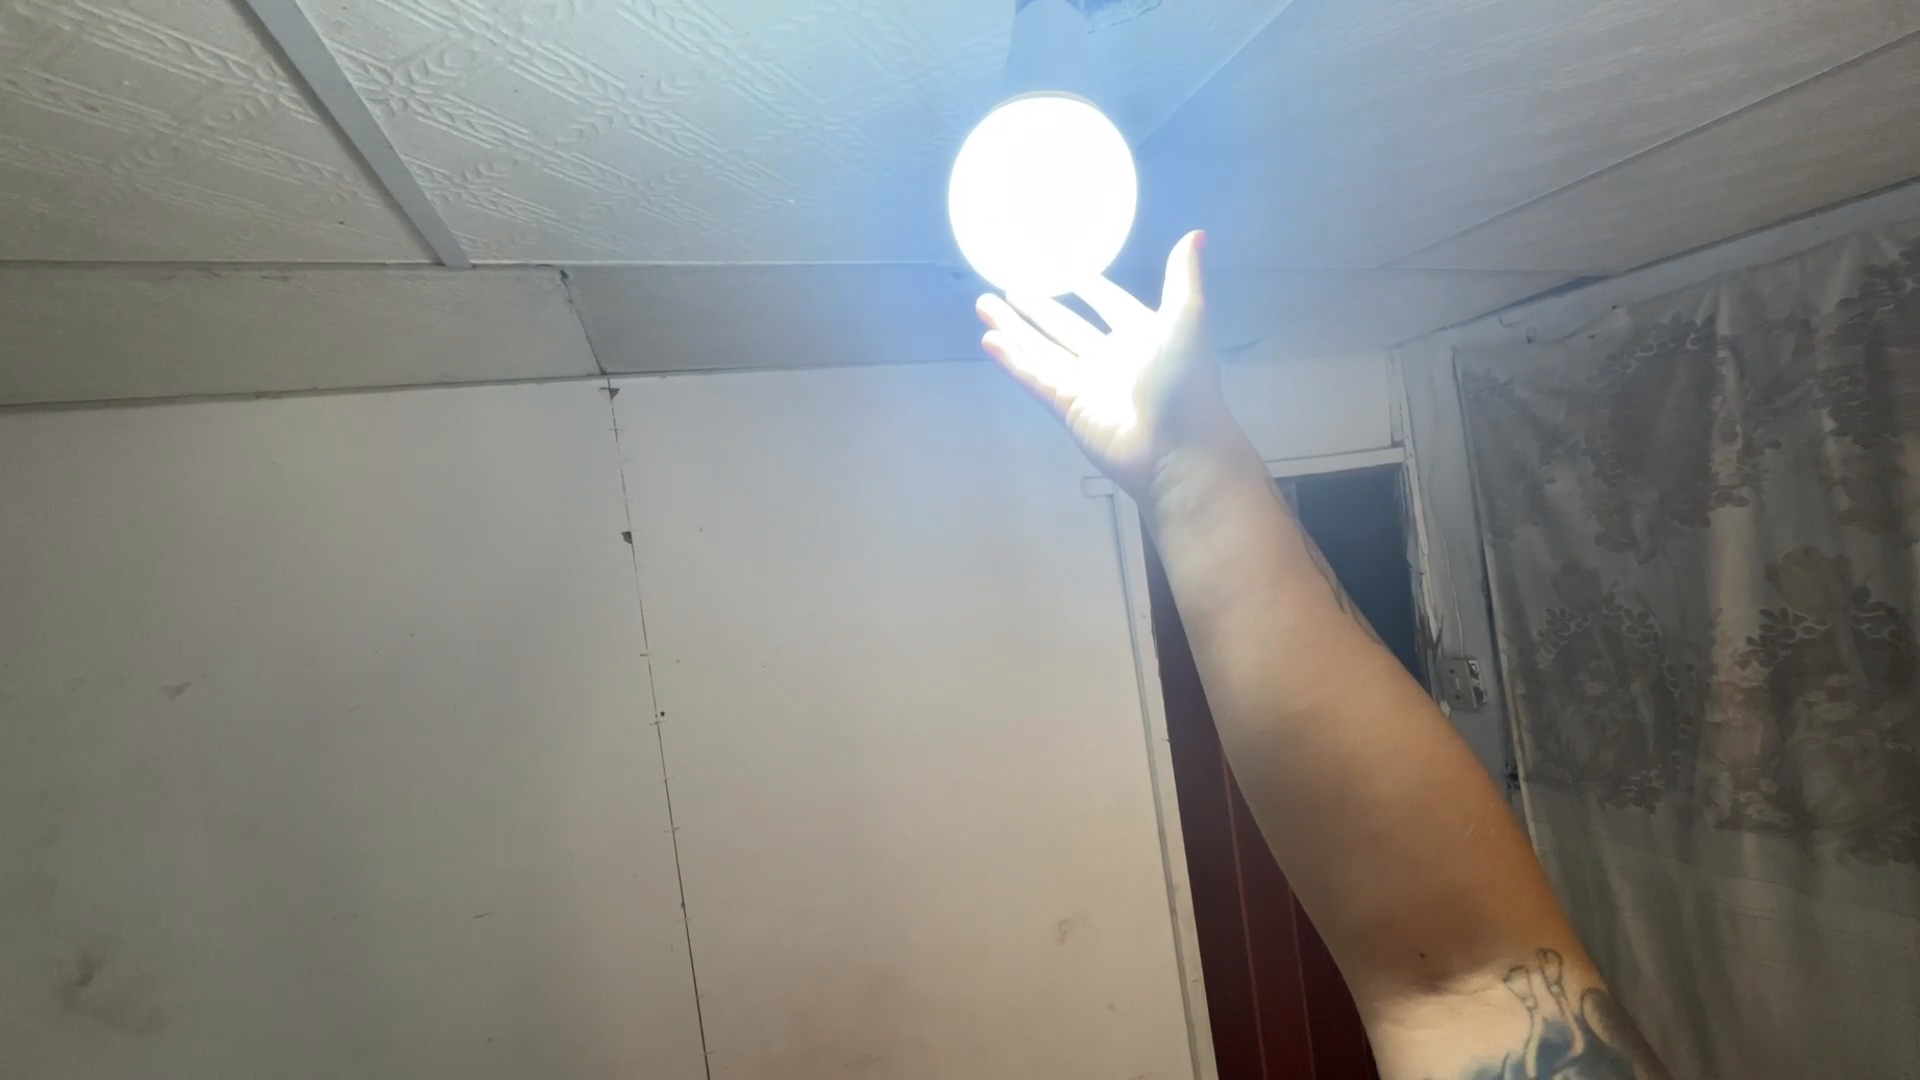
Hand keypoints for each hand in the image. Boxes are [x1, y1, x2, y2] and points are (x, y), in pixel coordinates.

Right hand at [976, 230, 1242, 496]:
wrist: (1175, 448)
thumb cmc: (1184, 381)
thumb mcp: (1189, 318)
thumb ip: (1183, 277)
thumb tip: (1196, 234)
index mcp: (1142, 335)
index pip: (1110, 305)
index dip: (1092, 289)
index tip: (1068, 271)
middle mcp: (1110, 358)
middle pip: (1066, 326)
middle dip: (1038, 307)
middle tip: (1010, 287)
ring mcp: (1085, 384)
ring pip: (1042, 350)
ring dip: (1014, 329)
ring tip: (984, 305)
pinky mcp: (1066, 407)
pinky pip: (1034, 378)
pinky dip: (1012, 360)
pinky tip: (989, 340)